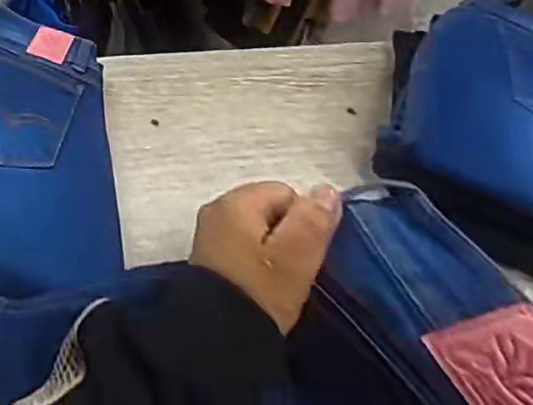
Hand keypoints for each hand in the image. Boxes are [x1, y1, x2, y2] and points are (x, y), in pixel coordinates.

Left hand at [189, 181, 342, 333]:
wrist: (215, 343)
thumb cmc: (259, 293)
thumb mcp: (295, 257)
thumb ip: (312, 220)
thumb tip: (326, 188)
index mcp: (235, 200)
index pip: (286, 192)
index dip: (303, 223)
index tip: (305, 256)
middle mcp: (217, 208)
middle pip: (268, 210)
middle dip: (286, 237)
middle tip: (293, 272)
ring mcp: (208, 234)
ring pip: (255, 232)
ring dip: (270, 253)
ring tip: (277, 285)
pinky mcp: (206, 261)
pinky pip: (240, 249)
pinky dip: (254, 264)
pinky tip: (260, 290)